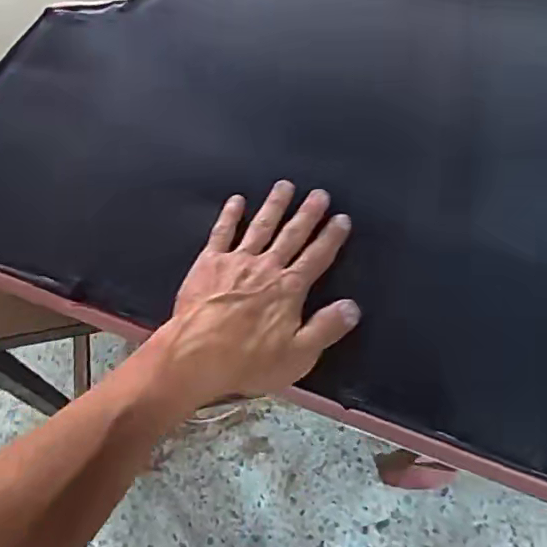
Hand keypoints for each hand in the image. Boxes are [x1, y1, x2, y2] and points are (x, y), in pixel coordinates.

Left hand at [143, 180, 357, 410]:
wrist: (195, 356)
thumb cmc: (248, 361)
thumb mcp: (298, 355)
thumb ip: (326, 328)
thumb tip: (352, 306)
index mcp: (289, 289)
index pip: (317, 257)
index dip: (331, 237)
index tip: (341, 219)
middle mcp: (266, 267)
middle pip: (292, 235)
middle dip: (308, 214)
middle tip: (319, 194)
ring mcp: (236, 262)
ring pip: (261, 226)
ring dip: (275, 205)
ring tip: (285, 186)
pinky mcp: (209, 263)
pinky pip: (222, 233)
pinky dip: (230, 215)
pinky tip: (237, 200)